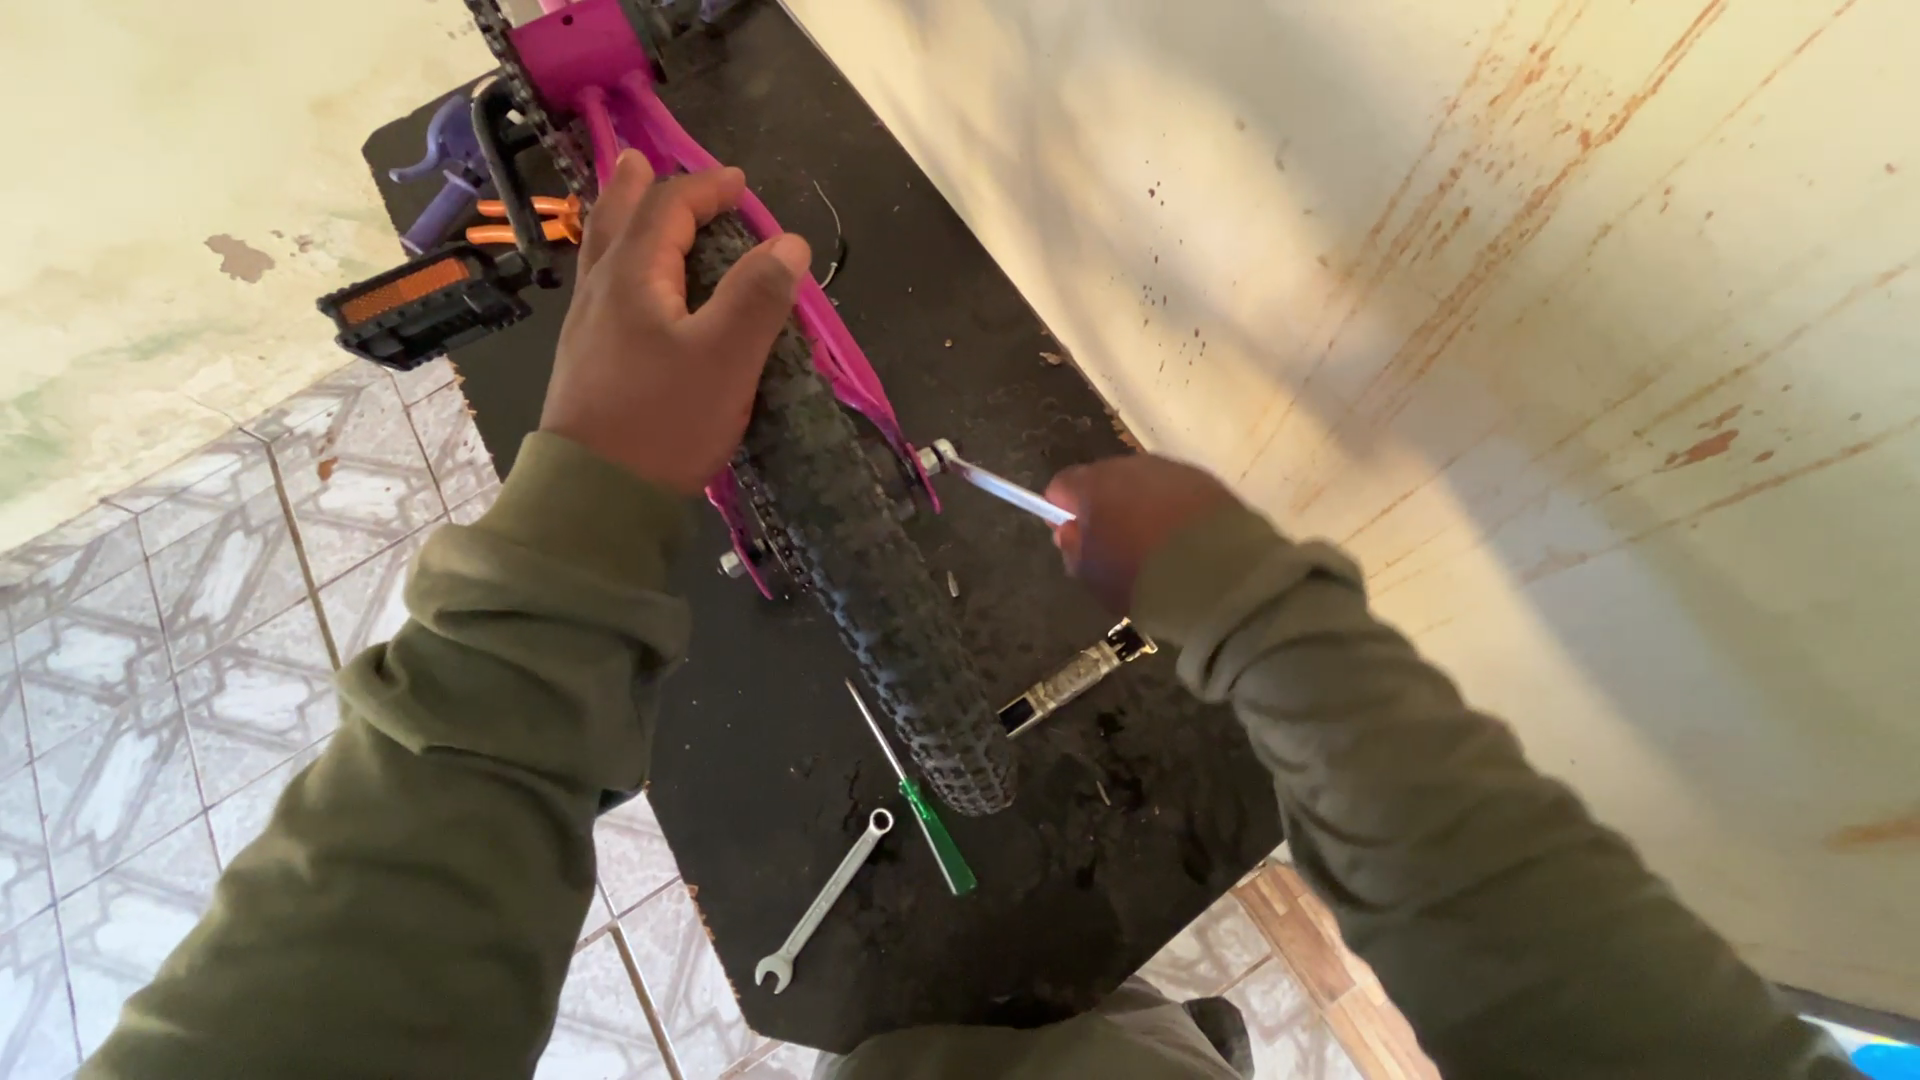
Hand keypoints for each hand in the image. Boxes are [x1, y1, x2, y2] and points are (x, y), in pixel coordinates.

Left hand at [541, 150, 811, 493]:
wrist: (598, 495)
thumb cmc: (666, 420)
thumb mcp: (726, 358)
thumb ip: (758, 296)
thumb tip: (789, 243)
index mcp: (635, 278)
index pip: (668, 210)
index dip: (706, 189)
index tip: (741, 186)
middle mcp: (602, 292)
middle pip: (617, 222)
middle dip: (641, 190)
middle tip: (651, 166)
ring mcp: (587, 329)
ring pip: (602, 256)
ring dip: (621, 222)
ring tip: (628, 205)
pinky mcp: (588, 365)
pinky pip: (603, 293)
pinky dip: (619, 267)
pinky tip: (627, 290)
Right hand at [1044, 454, 1237, 612]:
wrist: (1216, 574)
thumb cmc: (1138, 576)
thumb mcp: (1092, 575)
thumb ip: (1073, 548)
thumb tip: (1070, 530)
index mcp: (1093, 485)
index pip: (1061, 486)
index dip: (1060, 510)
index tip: (1069, 536)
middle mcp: (1130, 466)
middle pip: (1103, 479)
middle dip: (1102, 506)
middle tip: (1112, 544)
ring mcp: (1171, 470)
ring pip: (1141, 483)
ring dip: (1139, 505)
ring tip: (1153, 544)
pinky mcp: (1206, 480)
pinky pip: (1175, 492)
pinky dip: (1172, 509)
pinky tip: (1182, 540)